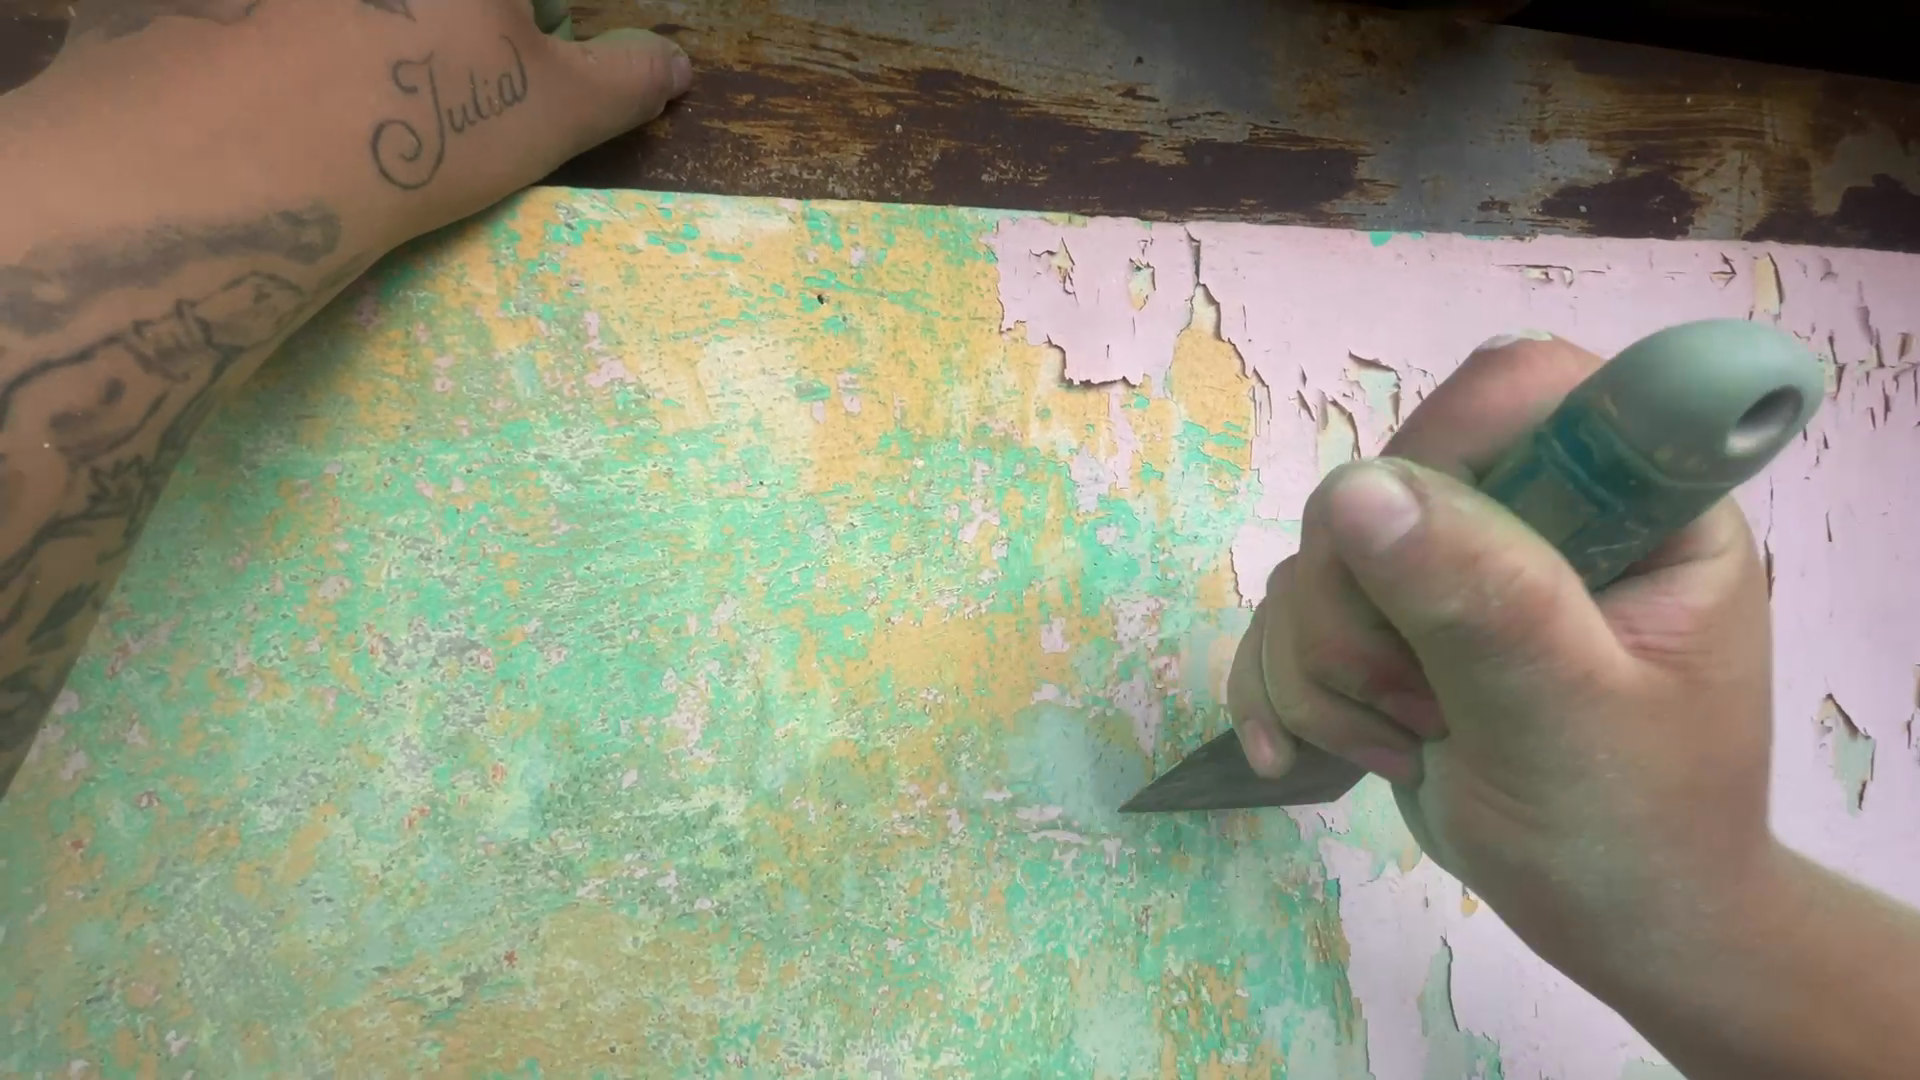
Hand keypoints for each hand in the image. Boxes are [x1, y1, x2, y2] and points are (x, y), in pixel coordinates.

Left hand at [29, 0, 690, 252]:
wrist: (259, 146)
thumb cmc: (442, 114)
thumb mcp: (562, 108)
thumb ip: (628, 79)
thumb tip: (678, 65)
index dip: (558, 24)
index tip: (556, 53)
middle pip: (484, 1)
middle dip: (500, 24)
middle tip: (491, 68)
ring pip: (406, 11)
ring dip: (425, 33)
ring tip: (418, 81)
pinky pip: (343, 19)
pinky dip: (362, 35)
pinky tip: (354, 78)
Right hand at [1227, 335, 1777, 979]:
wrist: (1597, 908)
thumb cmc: (1626, 820)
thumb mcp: (1563, 712)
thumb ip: (1477, 597)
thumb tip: (1353, 493)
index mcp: (1618, 506)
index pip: (1514, 396)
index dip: (1441, 452)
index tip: (1410, 571)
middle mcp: (1514, 518)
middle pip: (1365, 498)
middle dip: (1354, 621)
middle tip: (1417, 707)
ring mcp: (1431, 571)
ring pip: (1304, 573)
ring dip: (1319, 676)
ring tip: (1398, 745)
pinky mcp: (1372, 622)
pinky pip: (1275, 625)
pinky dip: (1274, 694)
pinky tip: (1296, 753)